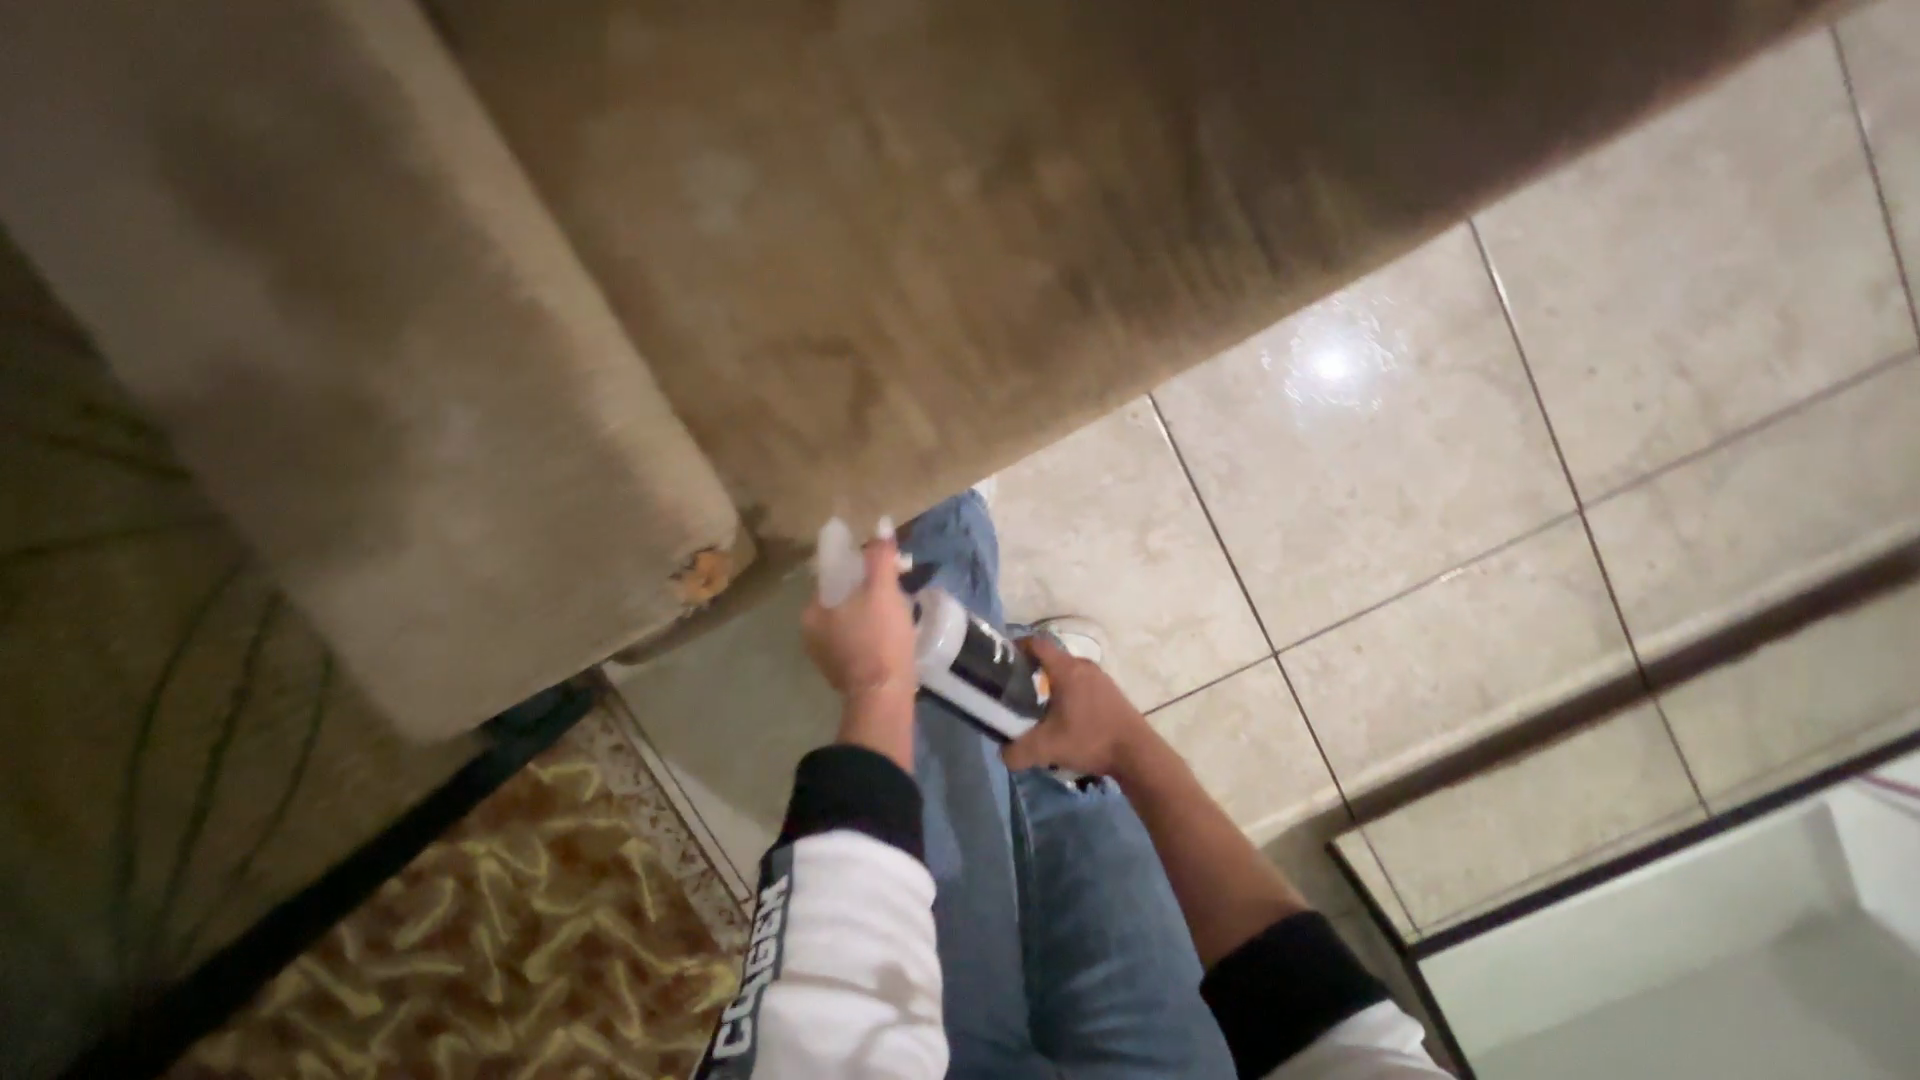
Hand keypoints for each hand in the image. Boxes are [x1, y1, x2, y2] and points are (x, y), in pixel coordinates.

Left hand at [802, 535, 916, 769]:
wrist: (885, 696)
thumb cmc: (879, 638)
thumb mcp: (882, 590)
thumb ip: (880, 557)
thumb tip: (880, 527)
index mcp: (812, 612)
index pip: (836, 577)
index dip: (862, 568)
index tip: (887, 570)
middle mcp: (812, 635)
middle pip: (845, 600)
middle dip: (870, 592)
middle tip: (899, 591)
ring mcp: (827, 658)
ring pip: (853, 622)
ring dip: (873, 614)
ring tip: (900, 613)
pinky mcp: (844, 675)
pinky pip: (859, 643)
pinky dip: (874, 636)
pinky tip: (894, 637)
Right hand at [1001, 636, 1162, 780]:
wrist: (1137, 753)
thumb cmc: (1090, 740)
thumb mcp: (1047, 748)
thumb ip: (1017, 751)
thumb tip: (1003, 753)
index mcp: (1067, 669)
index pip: (1037, 644)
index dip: (1018, 647)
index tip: (1003, 661)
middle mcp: (1084, 666)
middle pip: (1051, 659)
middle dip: (1031, 671)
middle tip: (1015, 690)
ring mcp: (1101, 678)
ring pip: (1068, 672)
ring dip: (1052, 684)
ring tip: (1038, 707)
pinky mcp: (1111, 692)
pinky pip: (1082, 683)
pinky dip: (1069, 693)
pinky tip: (1065, 717)